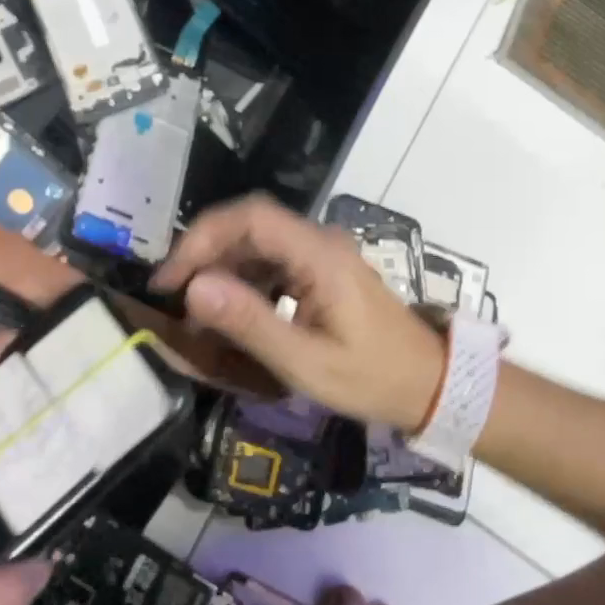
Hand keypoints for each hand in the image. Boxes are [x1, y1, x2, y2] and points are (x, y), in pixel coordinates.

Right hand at [150, 195, 445, 429]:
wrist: (432, 386)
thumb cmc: (372, 378)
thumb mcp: (306, 361)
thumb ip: (250, 323)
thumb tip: (193, 289)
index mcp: (319, 254)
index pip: (250, 219)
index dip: (203, 239)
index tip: (171, 277)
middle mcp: (318, 241)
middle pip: (249, 226)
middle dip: (204, 254)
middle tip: (172, 296)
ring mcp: (320, 254)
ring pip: (256, 243)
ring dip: (220, 268)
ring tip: (194, 311)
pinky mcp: (320, 270)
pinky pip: (270, 261)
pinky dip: (241, 280)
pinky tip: (228, 312)